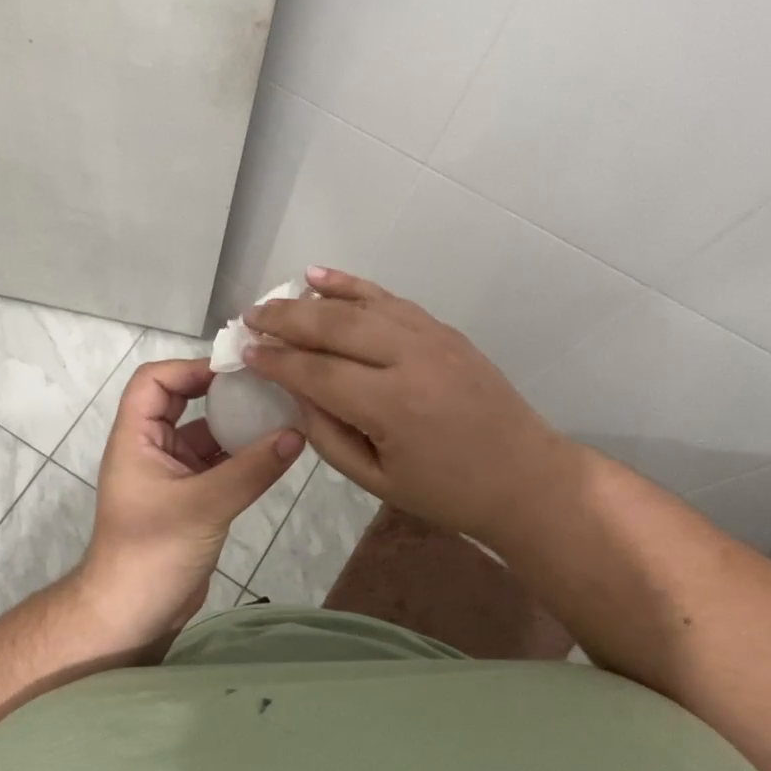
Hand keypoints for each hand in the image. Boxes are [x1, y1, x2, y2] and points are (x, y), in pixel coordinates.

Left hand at [77, 358, 305, 642]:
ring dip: (237, 425)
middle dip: (221, 392)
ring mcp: (170, 475)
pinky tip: (276, 453)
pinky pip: (217, 464)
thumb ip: (252, 469)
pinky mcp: (190, 499)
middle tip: (267, 386)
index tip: (236, 371)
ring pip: (204, 435)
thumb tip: (298, 433)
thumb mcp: (204, 506)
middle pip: (182, 401)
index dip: (190, 367)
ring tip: (281, 414)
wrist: (132, 615)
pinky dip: (243, 456)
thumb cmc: (153, 551)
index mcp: (135, 438)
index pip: (154, 380)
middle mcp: (150, 449)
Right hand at [242, 267, 576, 541]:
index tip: (245, 352)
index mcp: (392, 405)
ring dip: (313, 298)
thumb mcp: (375, 479)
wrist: (525, 477)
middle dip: (285, 320)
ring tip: (277, 298)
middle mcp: (410, 359)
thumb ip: (327, 433)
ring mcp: (432, 338)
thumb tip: (293, 389)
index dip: (276, 360)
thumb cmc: (447, 492)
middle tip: (250, 318)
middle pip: (334, 326)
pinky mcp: (444, 330)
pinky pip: (391, 300)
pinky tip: (324, 278)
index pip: (317, 371)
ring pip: (361, 305)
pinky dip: (355, 286)